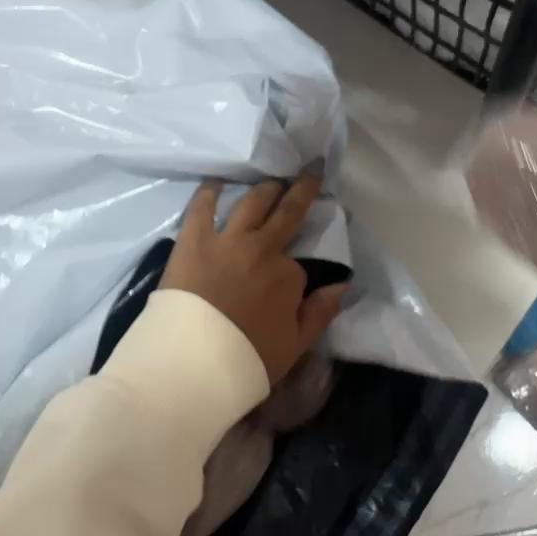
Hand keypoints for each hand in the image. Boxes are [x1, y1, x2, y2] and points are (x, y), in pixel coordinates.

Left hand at [160, 173, 349, 384]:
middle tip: (311, 171)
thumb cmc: (245, 361)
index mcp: (288, 276)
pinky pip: (202, 207)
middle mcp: (262, 249)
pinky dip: (210, 191)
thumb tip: (344, 286)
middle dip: (302, 190)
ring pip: (252, 202)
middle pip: (287, 213)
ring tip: (272, 180)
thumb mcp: (295, 347)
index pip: (299, 264)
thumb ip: (320, 314)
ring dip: (265, 188)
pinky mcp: (193, 239)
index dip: (296, 270)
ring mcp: (227, 240)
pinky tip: (216, 181)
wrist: (192, 364)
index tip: (291, 279)